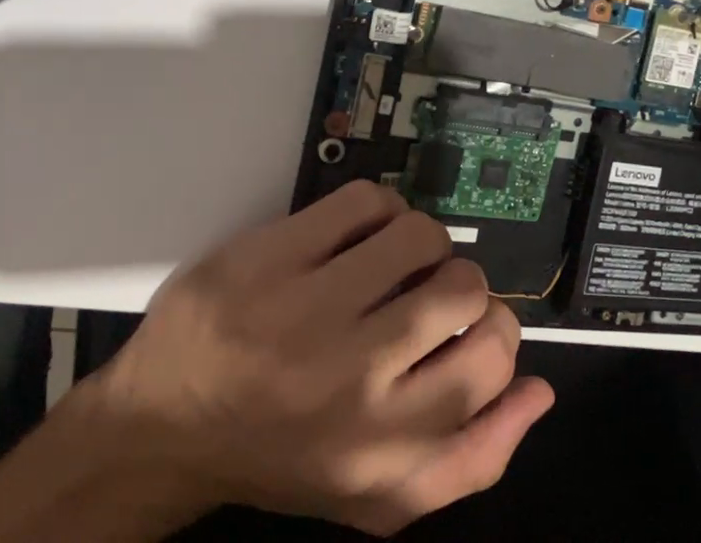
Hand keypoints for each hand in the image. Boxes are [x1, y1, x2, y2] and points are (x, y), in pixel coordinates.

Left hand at [75, 179, 553, 535]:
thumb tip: (538, 389)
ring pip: (418, 238)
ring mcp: (303, 307)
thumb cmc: (283, 461)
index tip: (472, 329)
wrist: (162, 428)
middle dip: (461, 287)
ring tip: (396, 262)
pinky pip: (362, 202)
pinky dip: (380, 210)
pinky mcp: (266, 256)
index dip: (497, 334)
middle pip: (463, 293)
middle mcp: (350, 374)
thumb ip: (474, 459)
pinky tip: (363, 235)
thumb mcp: (382, 498)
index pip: (490, 361)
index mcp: (383, 441)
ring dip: (422, 244)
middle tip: (428, 295)